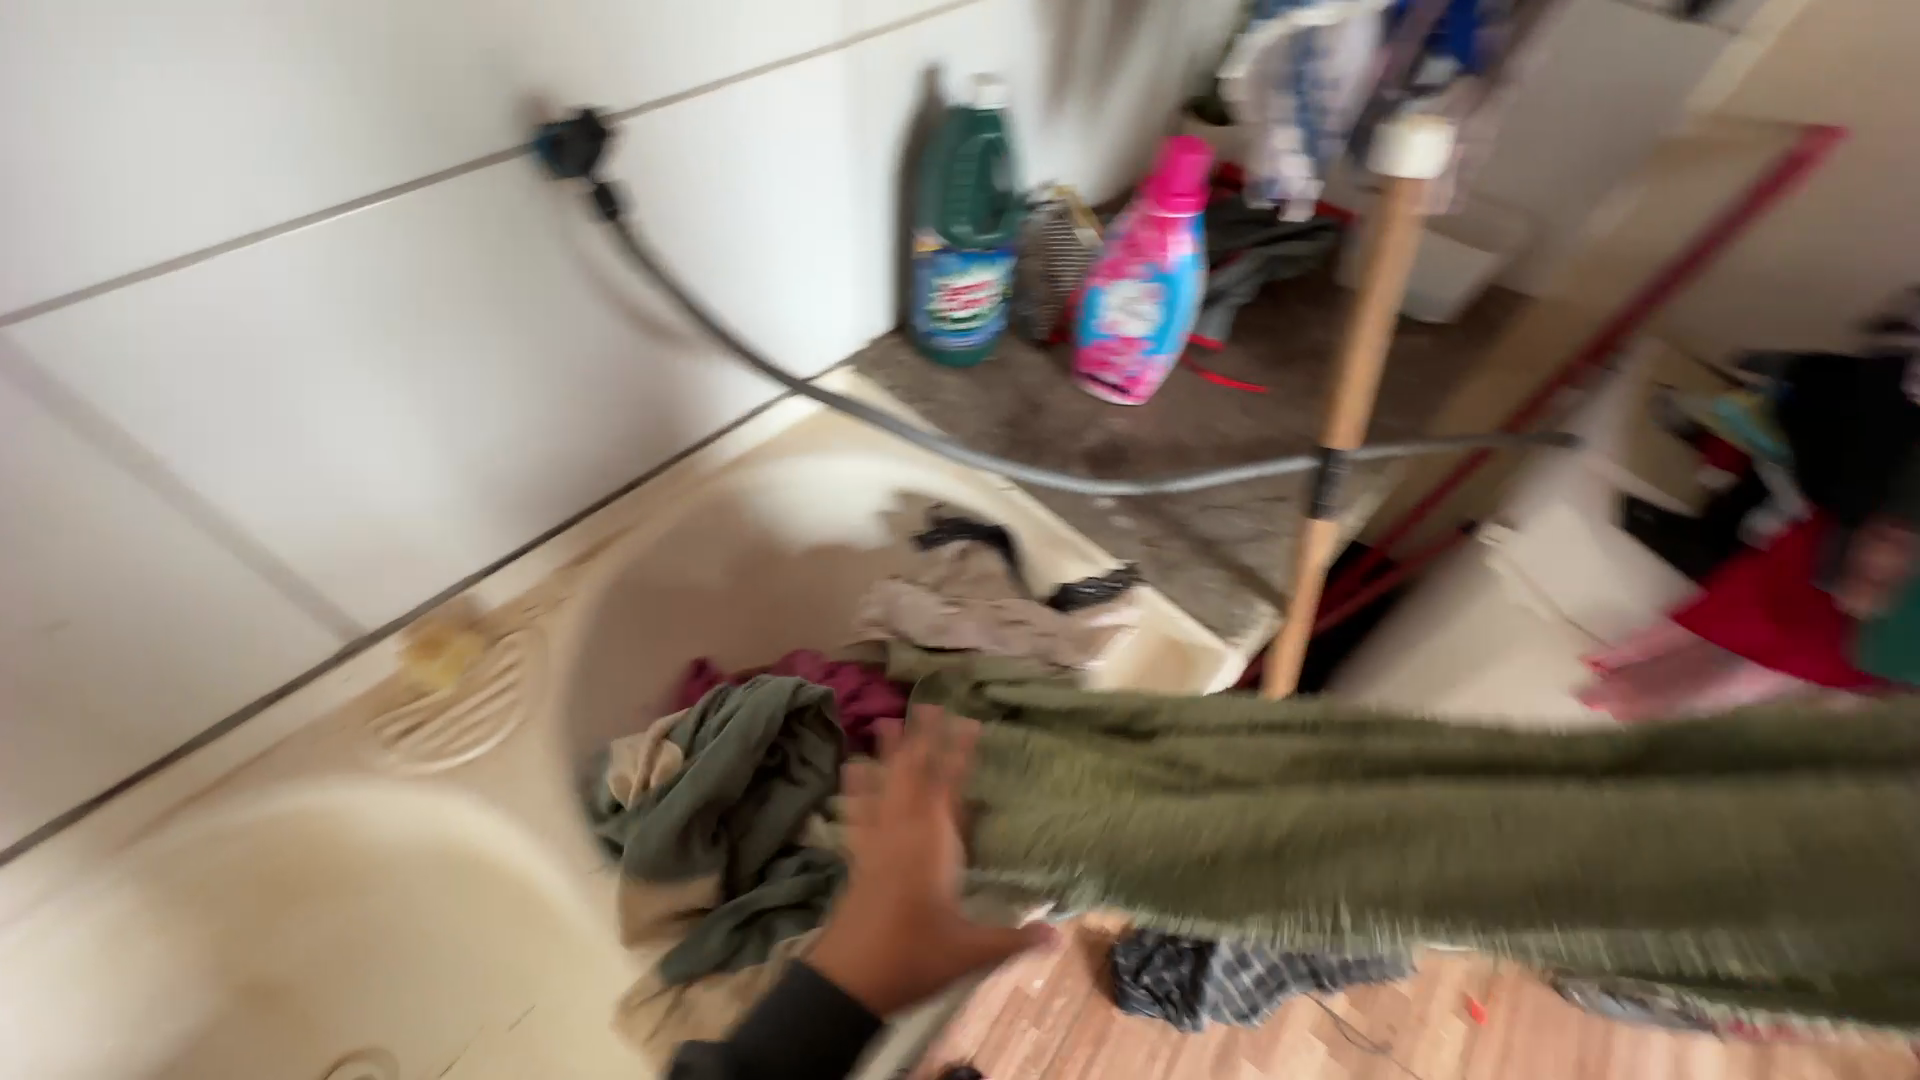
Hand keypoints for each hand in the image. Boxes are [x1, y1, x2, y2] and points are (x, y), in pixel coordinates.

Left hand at [807, 706, 1056, 1016]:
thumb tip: (1059, 937)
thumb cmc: (912, 958)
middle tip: (929, 703)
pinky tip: (851, 770)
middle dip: (923, 739)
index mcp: (932, 846)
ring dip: (888, 753)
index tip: (969, 721)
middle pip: (913, 774)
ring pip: (885, 785)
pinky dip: (857, 788)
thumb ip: (1013, 941)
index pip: (949, 788)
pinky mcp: (859, 857)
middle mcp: (902, 833)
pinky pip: (858, 812)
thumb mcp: (968, 952)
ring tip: (887, 719)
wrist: (848, 980)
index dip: (959, 754)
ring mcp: (877, 842)